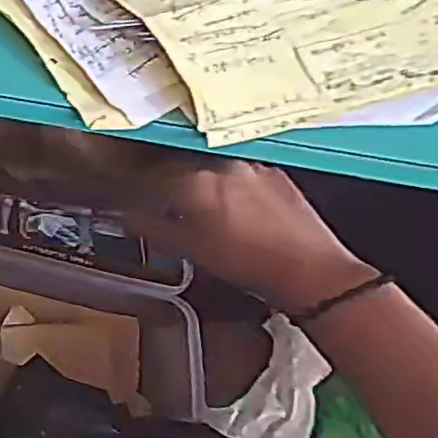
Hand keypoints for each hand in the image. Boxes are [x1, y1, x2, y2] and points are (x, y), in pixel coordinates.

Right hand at [124, 157, 375, 310]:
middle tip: (160, 205)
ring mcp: (249, 166)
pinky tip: (231, 210)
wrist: (311, 272)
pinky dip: (226, 186)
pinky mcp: (273, 173)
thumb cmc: (246, 263)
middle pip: (177, 169)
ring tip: (197, 210)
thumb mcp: (188, 249)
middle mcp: (219, 165)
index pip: (148, 177)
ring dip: (197, 184)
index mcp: (192, 181)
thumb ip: (150, 226)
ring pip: (208, 170)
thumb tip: (126, 216)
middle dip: (165, 185)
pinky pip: (237, 174)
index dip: (133, 191)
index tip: (127, 200)